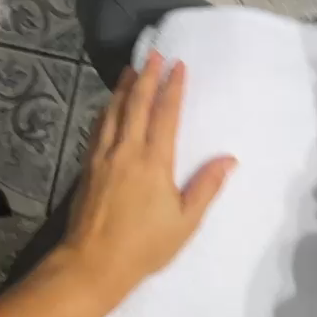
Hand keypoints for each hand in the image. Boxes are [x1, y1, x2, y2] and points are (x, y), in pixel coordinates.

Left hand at [58, 53, 237, 300]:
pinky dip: (106, 111)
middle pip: (137, 105)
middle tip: (154, 54)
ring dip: (124, 88)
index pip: (166, 115)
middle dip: (147, 77)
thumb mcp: (184, 222)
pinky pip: (99, 128)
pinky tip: (108, 106)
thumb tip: (229, 159)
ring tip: (131, 69)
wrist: (91, 263)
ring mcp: (103, 156)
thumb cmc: (144, 246)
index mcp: (153, 162)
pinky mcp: (88, 166)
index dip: (173, 87)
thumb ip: (205, 187)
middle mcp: (126, 151)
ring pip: (114, 112)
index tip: (178, 65)